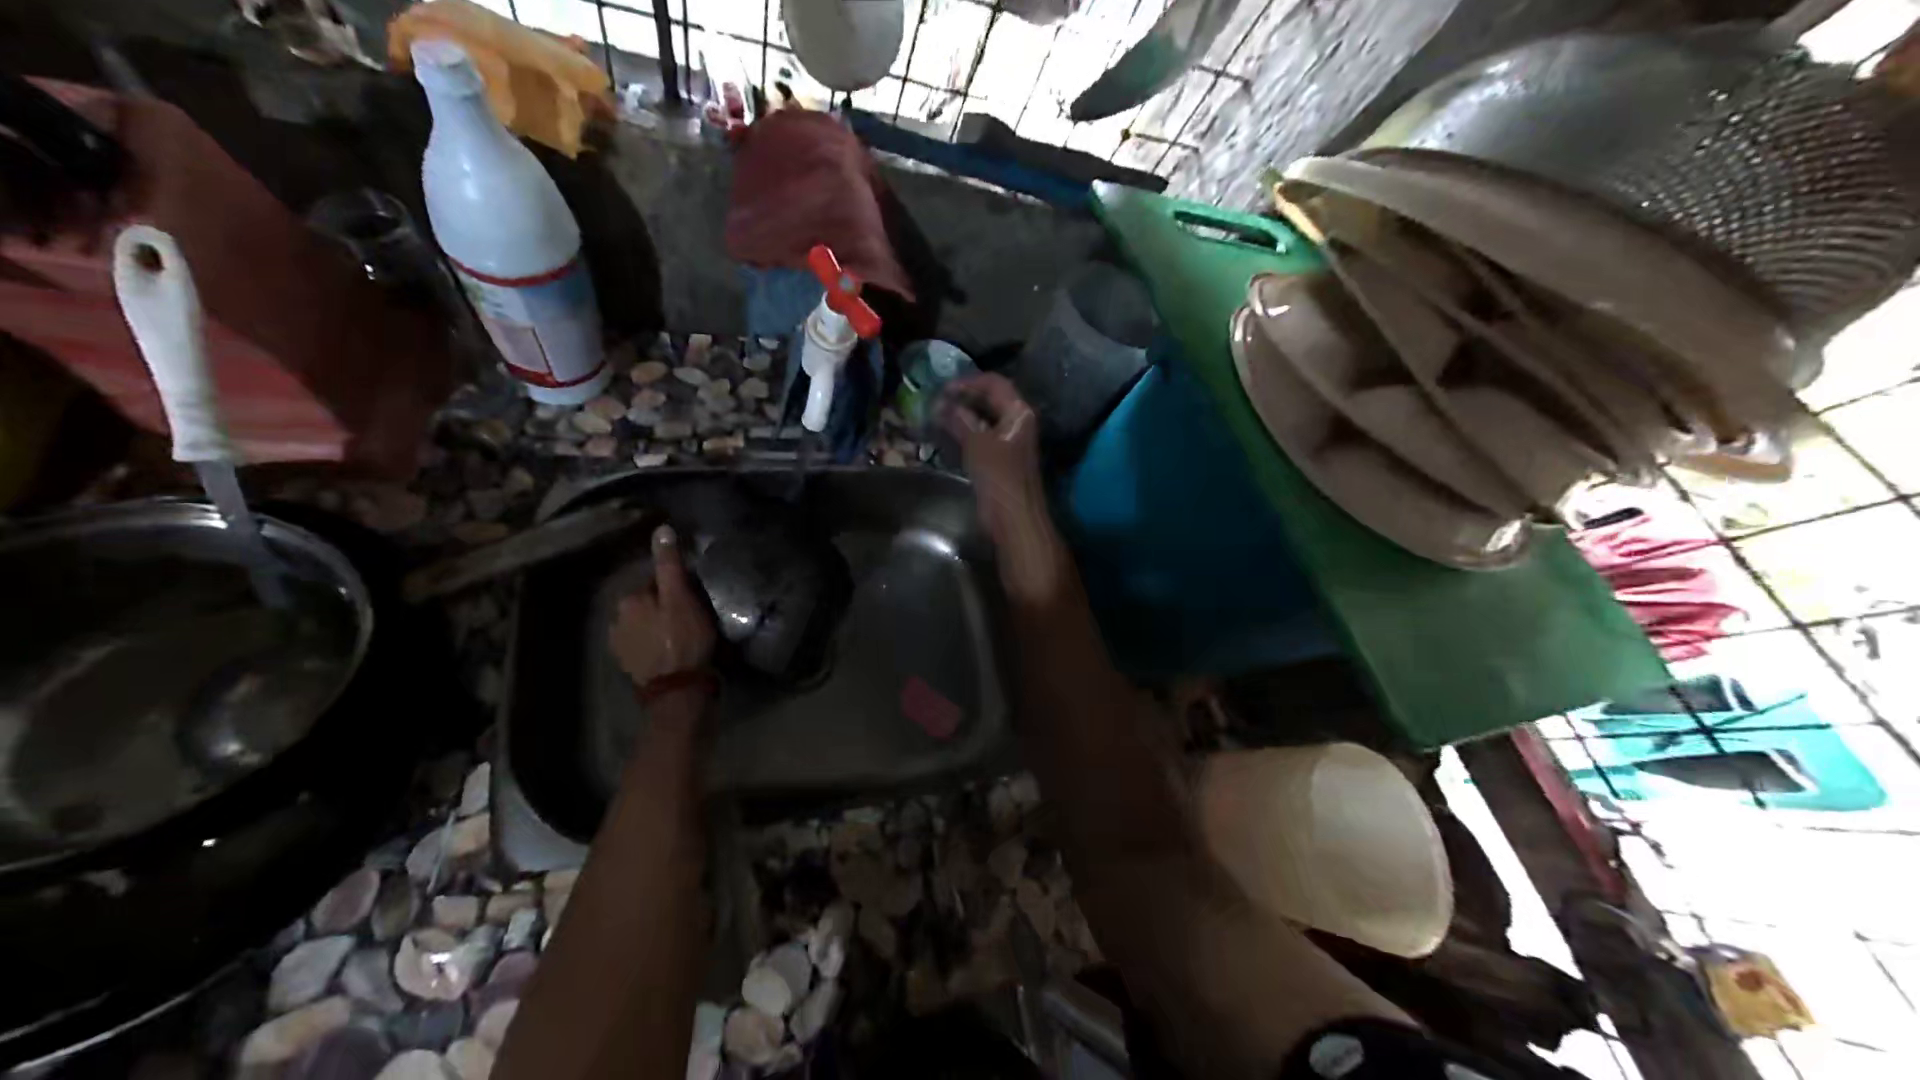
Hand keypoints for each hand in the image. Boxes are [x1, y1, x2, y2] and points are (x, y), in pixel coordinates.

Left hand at [608, 525, 716, 687]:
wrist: (677, 690)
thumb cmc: (683, 639)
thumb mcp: (682, 598)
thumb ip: (670, 565)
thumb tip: (661, 529)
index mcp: (629, 598)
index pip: (654, 580)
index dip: (677, 586)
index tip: (694, 596)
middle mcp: (616, 617)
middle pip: (646, 601)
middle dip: (663, 605)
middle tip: (690, 616)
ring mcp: (619, 642)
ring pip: (643, 622)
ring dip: (657, 624)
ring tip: (680, 635)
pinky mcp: (626, 663)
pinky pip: (641, 642)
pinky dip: (653, 643)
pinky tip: (669, 650)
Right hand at [937, 374, 1064, 600]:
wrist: (1014, 520)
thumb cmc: (1000, 478)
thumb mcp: (977, 444)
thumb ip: (959, 420)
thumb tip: (941, 404)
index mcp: (1019, 413)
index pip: (994, 383)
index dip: (968, 381)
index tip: (941, 388)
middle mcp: (1017, 422)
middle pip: (990, 399)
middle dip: (963, 397)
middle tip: (935, 400)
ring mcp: (1010, 442)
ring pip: (984, 419)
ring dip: (962, 415)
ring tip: (935, 415)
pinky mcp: (1001, 459)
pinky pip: (981, 436)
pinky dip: (964, 432)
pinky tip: (945, 434)